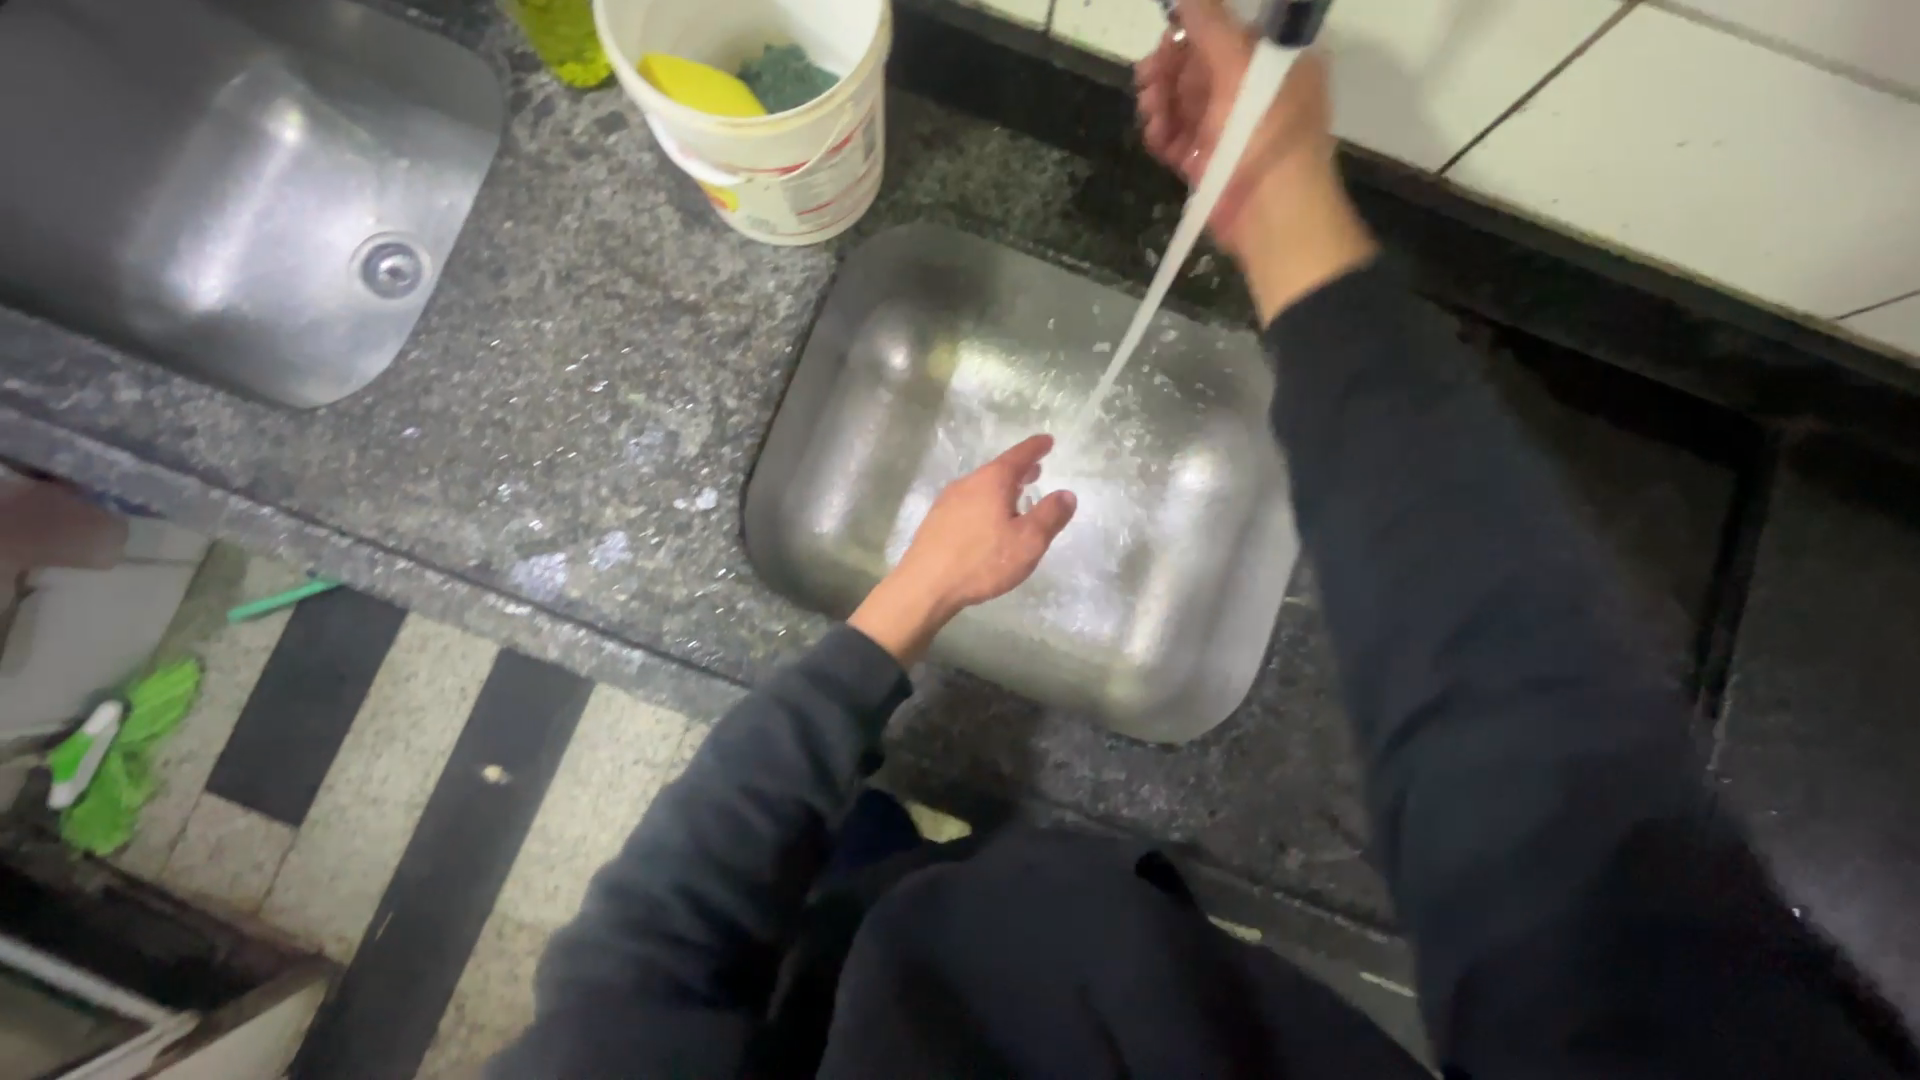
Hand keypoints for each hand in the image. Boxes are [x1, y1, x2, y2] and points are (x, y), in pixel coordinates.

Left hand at [849, 435, 1077, 664]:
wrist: (925, 585)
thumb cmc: (982, 560)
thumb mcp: (1028, 541)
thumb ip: (1050, 515)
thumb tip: (1066, 494)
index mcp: (992, 481)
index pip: (1019, 456)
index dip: (1035, 448)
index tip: (1047, 441)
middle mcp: (968, 484)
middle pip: (998, 470)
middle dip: (1019, 470)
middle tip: (1036, 470)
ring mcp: (948, 502)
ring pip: (981, 487)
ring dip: (1001, 489)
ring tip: (1016, 497)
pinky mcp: (936, 521)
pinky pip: (969, 503)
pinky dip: (985, 504)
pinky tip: (988, 522)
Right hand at [1135, 0, 1376, 320]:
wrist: (1272, 215)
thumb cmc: (1266, 134)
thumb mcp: (1242, 67)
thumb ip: (1212, 25)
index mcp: (1271, 63)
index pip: (1222, 36)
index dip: (1189, 36)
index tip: (1165, 41)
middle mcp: (1249, 93)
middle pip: (1195, 70)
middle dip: (1167, 72)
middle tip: (1147, 80)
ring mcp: (1225, 132)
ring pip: (1181, 105)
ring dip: (1159, 103)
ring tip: (1150, 111)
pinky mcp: (1205, 165)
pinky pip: (1176, 140)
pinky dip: (1161, 135)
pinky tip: (1155, 135)